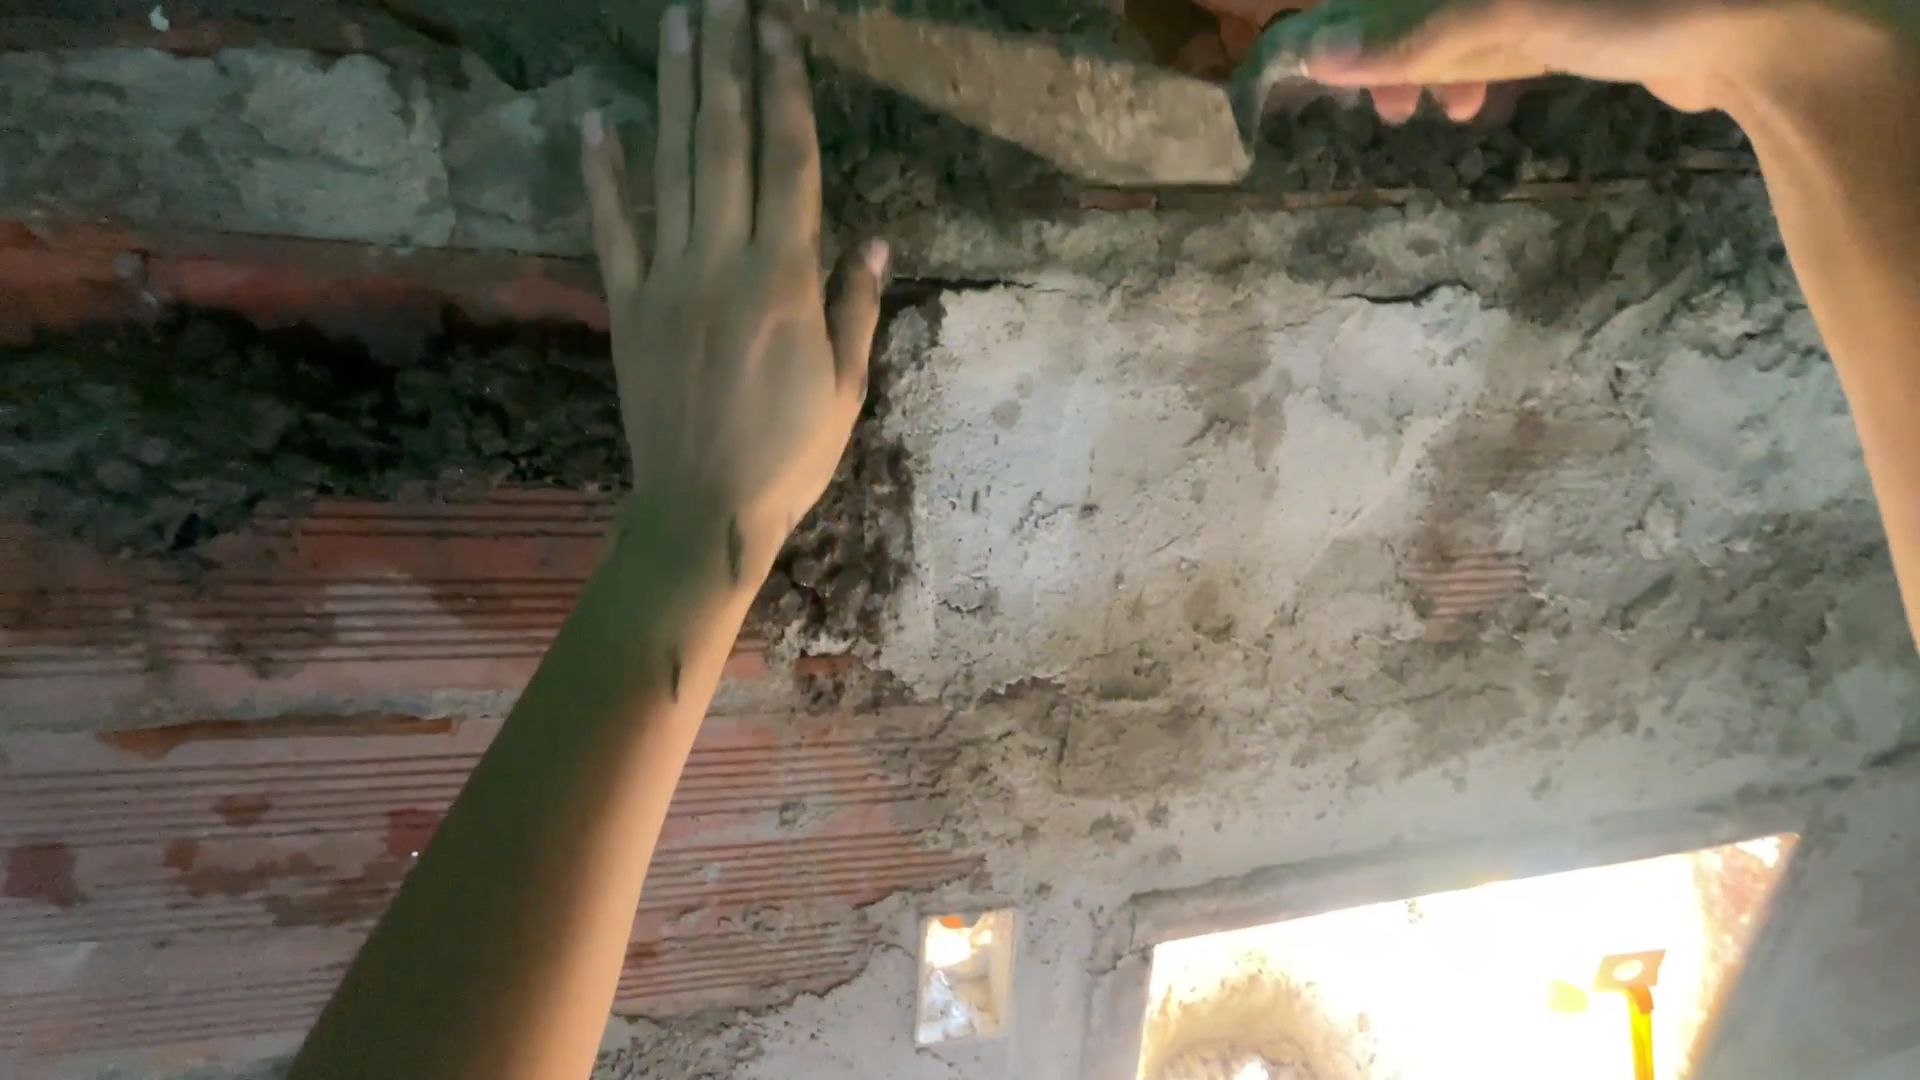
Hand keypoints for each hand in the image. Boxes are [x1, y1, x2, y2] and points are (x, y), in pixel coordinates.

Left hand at [581, 0, 887, 549]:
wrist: (704, 509)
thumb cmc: (789, 458)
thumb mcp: (846, 393)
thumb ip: (856, 312)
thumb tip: (872, 242)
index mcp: (786, 285)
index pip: (790, 167)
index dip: (787, 92)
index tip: (780, 30)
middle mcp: (724, 264)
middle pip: (724, 144)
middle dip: (727, 63)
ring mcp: (667, 281)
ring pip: (670, 168)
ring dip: (673, 90)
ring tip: (678, 23)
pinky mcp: (626, 307)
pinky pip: (612, 229)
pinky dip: (603, 174)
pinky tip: (598, 120)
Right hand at [1242, 0, 1812, 122]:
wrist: (1769, 33)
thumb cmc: (1637, 5)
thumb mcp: (1508, 16)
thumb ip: (1414, 36)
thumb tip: (1319, 60)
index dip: (1365, 17)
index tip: (1342, 60)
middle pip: (1434, 5)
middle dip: (1406, 50)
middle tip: (1392, 106)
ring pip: (1468, 22)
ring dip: (1443, 68)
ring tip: (1453, 113)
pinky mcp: (1585, 13)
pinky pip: (1506, 36)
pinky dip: (1483, 69)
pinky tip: (1481, 103)